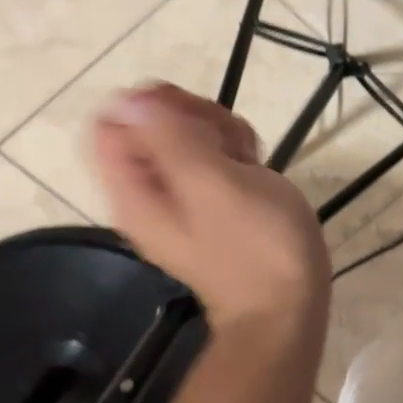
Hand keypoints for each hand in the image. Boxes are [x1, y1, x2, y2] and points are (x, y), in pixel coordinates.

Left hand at [91, 83, 331, 326]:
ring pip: (191, 136)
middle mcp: (152, 190)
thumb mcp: (213, 184)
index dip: (155, 108)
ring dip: (222, 133)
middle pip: (155, 125)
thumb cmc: (254, 243)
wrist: (286, 304)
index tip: (197, 119)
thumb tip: (131, 99)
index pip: (116, 124)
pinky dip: (236, 151)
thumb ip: (171, 140)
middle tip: (230, 145)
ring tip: (249, 159)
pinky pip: (215, 156)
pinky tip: (257, 165)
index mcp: (136, 190)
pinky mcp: (217, 199)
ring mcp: (185, 196)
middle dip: (196, 119)